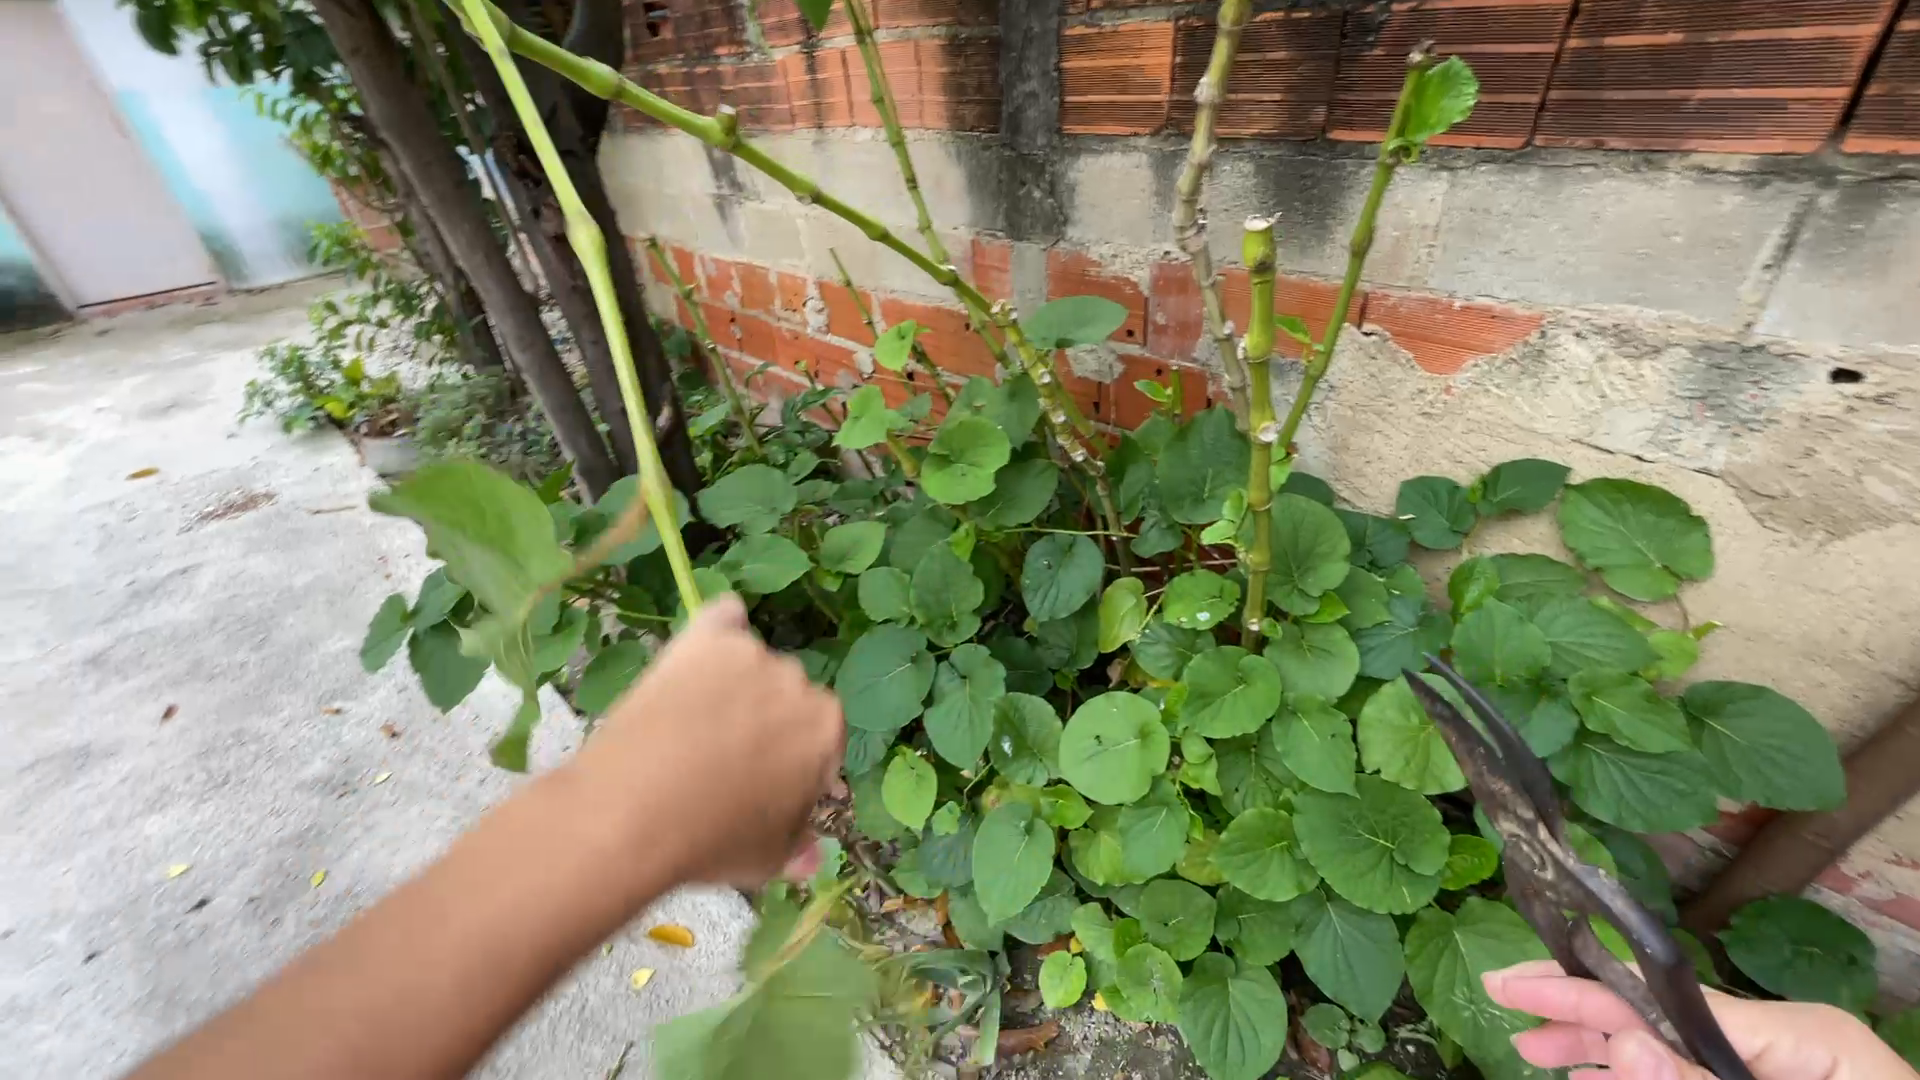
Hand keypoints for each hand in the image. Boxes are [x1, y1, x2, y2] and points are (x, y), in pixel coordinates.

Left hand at [570, 593, 843, 887]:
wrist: (630, 813)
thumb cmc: (710, 840)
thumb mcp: (766, 858)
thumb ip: (798, 846)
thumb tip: (812, 857)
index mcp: (826, 729)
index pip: (821, 738)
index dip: (795, 763)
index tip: (766, 783)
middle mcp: (800, 683)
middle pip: (788, 698)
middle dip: (767, 722)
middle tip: (725, 757)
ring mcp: (753, 655)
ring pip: (752, 665)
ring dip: (737, 684)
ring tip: (694, 721)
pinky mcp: (707, 638)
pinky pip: (724, 619)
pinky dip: (721, 629)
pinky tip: (707, 647)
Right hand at [1483, 960, 1917, 1079]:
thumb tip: (1619, 1037)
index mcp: (1799, 1035)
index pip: (1659, 997)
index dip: (1577, 990)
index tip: (1510, 985)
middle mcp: (1784, 1039)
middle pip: (1653, 1014)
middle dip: (1576, 1014)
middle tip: (1503, 1004)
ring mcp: (1779, 1066)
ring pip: (1664, 1046)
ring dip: (1598, 1050)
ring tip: (1536, 1053)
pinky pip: (1689, 1070)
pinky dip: (1637, 1074)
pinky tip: (1594, 1078)